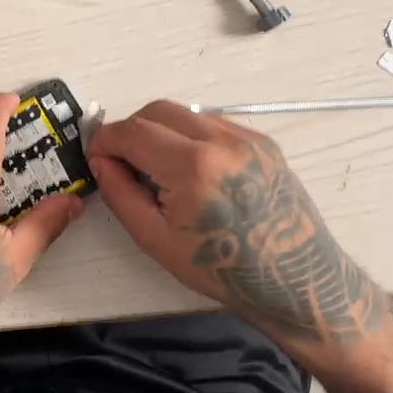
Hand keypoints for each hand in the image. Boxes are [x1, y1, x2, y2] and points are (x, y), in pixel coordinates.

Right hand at [87, 101, 377, 346]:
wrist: (297, 281)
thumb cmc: (220, 269)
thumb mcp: (154, 238)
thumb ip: (120, 193)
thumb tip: (101, 162)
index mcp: (193, 166)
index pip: (132, 131)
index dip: (104, 141)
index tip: (95, 159)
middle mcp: (222, 141)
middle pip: (157, 111)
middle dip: (129, 130)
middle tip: (120, 162)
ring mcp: (247, 138)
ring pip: (185, 113)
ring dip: (159, 131)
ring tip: (155, 168)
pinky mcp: (263, 143)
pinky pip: (211, 124)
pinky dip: (188, 136)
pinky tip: (188, 170)